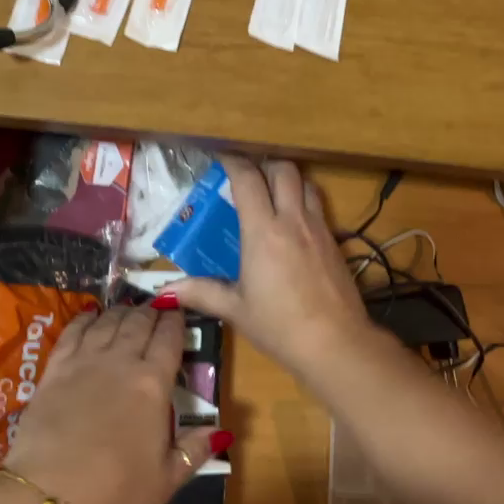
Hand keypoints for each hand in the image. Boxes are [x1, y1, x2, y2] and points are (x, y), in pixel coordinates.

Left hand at [0, 306, 225, 503]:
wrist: (50, 494)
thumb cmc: (115, 489)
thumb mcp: (165, 479)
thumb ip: (195, 450)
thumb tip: (221, 431)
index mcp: (153, 383)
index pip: (169, 337)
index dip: (176, 320)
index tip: (179, 312)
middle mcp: (121, 360)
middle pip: (139, 322)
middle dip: (151, 312)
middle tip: (156, 309)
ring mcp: (86, 360)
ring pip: (109, 321)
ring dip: (122, 312)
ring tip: (128, 310)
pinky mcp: (56, 367)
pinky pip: (74, 330)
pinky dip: (86, 318)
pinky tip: (91, 315)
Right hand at [168, 156, 378, 379]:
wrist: (336, 342)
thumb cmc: (280, 326)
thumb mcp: (237, 310)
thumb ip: (203, 293)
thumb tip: (167, 291)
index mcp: (263, 231)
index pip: (247, 179)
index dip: (233, 163)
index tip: (221, 160)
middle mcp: (292, 219)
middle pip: (282, 169)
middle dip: (264, 165)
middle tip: (248, 177)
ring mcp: (317, 227)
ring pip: (305, 182)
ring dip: (288, 179)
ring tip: (272, 193)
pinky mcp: (334, 240)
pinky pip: (318, 205)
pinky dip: (304, 200)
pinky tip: (294, 223)